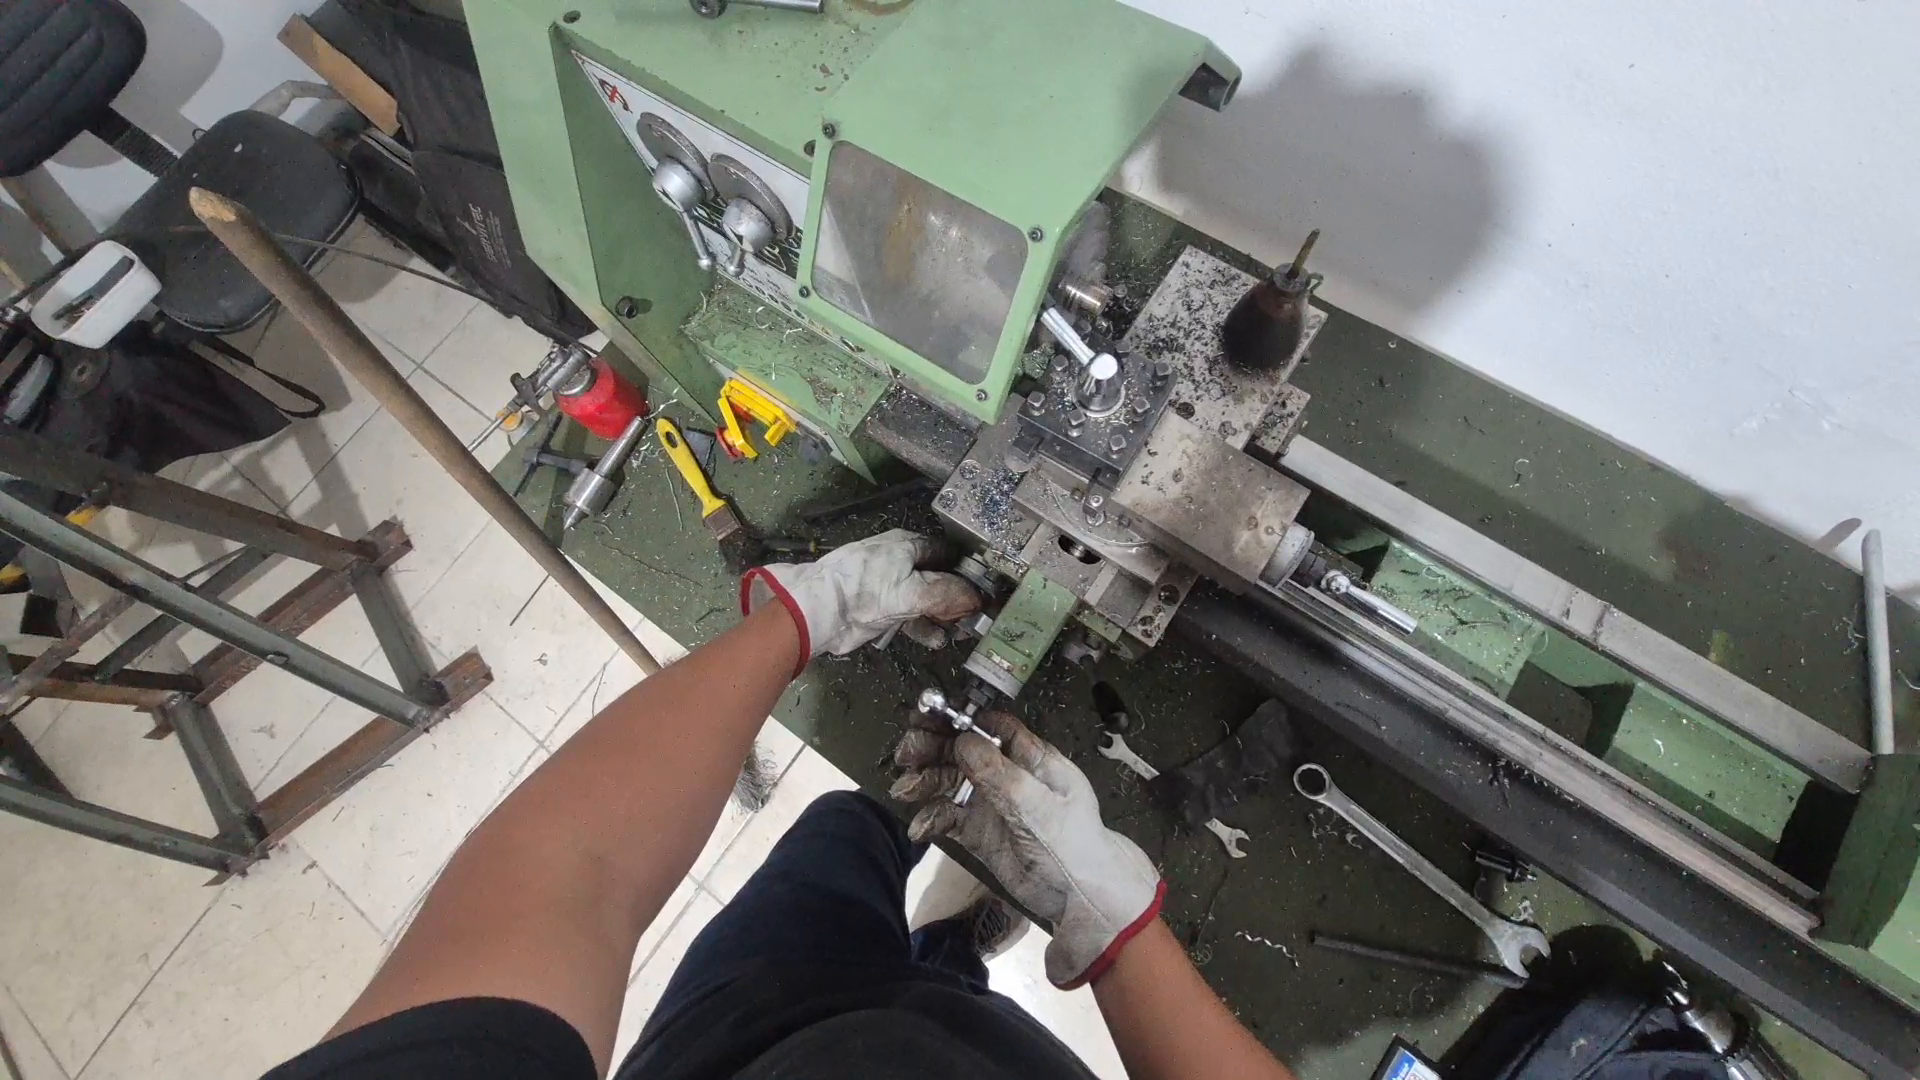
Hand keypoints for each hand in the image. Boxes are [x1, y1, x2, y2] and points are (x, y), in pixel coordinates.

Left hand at [740, 529, 979, 674]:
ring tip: (958, 631)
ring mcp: (890, 585)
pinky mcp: (881, 607)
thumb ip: (946, 594)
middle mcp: (901, 561)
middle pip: (938, 577)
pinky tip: (937, 639)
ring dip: (941, 615)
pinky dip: (924, 626)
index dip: (966, 571)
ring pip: (925, 598)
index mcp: (907, 546)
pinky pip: (910, 615)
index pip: (947, 554)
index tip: (983, 590)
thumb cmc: (863, 591)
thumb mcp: (910, 592)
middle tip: (973, 616)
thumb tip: (975, 598)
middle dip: (956, 597)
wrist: (819, 612)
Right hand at [892, 712, 1163, 987]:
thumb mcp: (1038, 805)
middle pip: (962, 749)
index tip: (929, 716)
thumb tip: (963, 739)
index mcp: (1029, 757)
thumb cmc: (1070, 842)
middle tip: (906, 753)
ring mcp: (989, 802)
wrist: (1080, 900)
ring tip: (904, 790)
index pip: (991, 727)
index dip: (961, 718)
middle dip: (932, 747)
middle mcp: (1005, 774)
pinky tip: (920, 827)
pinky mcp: (976, 831)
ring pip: (950, 780)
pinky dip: (931, 818)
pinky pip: (948, 816)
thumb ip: (999, 774)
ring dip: (925, 780)